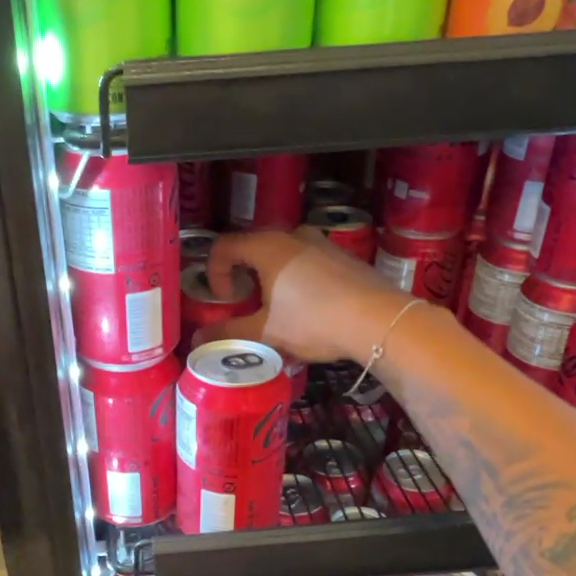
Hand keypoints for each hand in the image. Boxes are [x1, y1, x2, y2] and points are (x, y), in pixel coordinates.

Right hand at [194, 227, 416, 362]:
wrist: (378, 321)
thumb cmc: (313, 321)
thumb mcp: (266, 333)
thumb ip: (229, 334)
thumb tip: (197, 339)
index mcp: (267, 247)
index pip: (224, 247)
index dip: (215, 274)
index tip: (225, 301)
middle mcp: (293, 235)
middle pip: (254, 250)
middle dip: (243, 278)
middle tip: (247, 307)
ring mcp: (321, 243)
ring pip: (282, 256)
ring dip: (271, 280)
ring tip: (277, 312)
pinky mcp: (343, 257)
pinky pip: (307, 263)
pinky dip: (297, 281)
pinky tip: (308, 311)